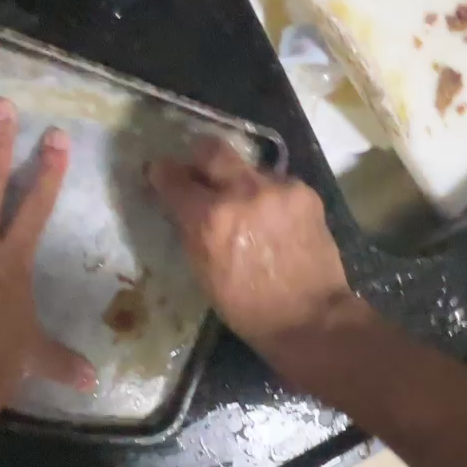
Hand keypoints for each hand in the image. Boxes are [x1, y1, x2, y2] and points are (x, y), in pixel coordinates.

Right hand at [147, 137, 370, 356]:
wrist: (308, 317)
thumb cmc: (245, 307)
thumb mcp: (202, 271)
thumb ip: (192, 231)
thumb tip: (185, 208)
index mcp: (209, 218)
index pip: (174, 179)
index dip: (162, 172)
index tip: (159, 170)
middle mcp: (242, 192)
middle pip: (212, 150)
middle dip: (198, 155)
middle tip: (196, 166)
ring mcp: (277, 188)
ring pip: (248, 167)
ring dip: (239, 181)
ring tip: (244, 204)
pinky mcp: (304, 192)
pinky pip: (277, 183)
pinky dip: (268, 196)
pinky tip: (272, 219)